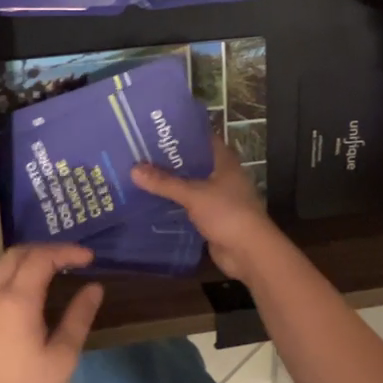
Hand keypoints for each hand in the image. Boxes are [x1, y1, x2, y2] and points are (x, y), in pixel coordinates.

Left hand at [0, 244, 103, 382]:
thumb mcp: (63, 356)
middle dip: (45, 251)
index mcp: (15, 302)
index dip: (67, 253)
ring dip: (25, 263)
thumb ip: (79, 316)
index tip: (89, 259)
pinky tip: (28, 297)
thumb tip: (94, 288)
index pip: (41, 259)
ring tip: (52, 273)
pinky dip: (11, 278)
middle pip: (15, 256)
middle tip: (72, 261)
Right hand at [132, 141, 281, 280]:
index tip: (157, 130)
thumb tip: (134, 169)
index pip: (203, 138)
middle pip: (194, 162)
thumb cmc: (227, 214)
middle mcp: (223, 176)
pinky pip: (189, 205)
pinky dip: (174, 203)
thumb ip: (165, 182)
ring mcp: (218, 197)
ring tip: (141, 174)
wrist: (248, 252)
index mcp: (225, 162)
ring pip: (190, 184)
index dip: (182, 133)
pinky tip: (152, 201)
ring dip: (171, 182)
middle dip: (170, 159)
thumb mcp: (194, 194)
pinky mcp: (211, 217)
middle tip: (140, 152)